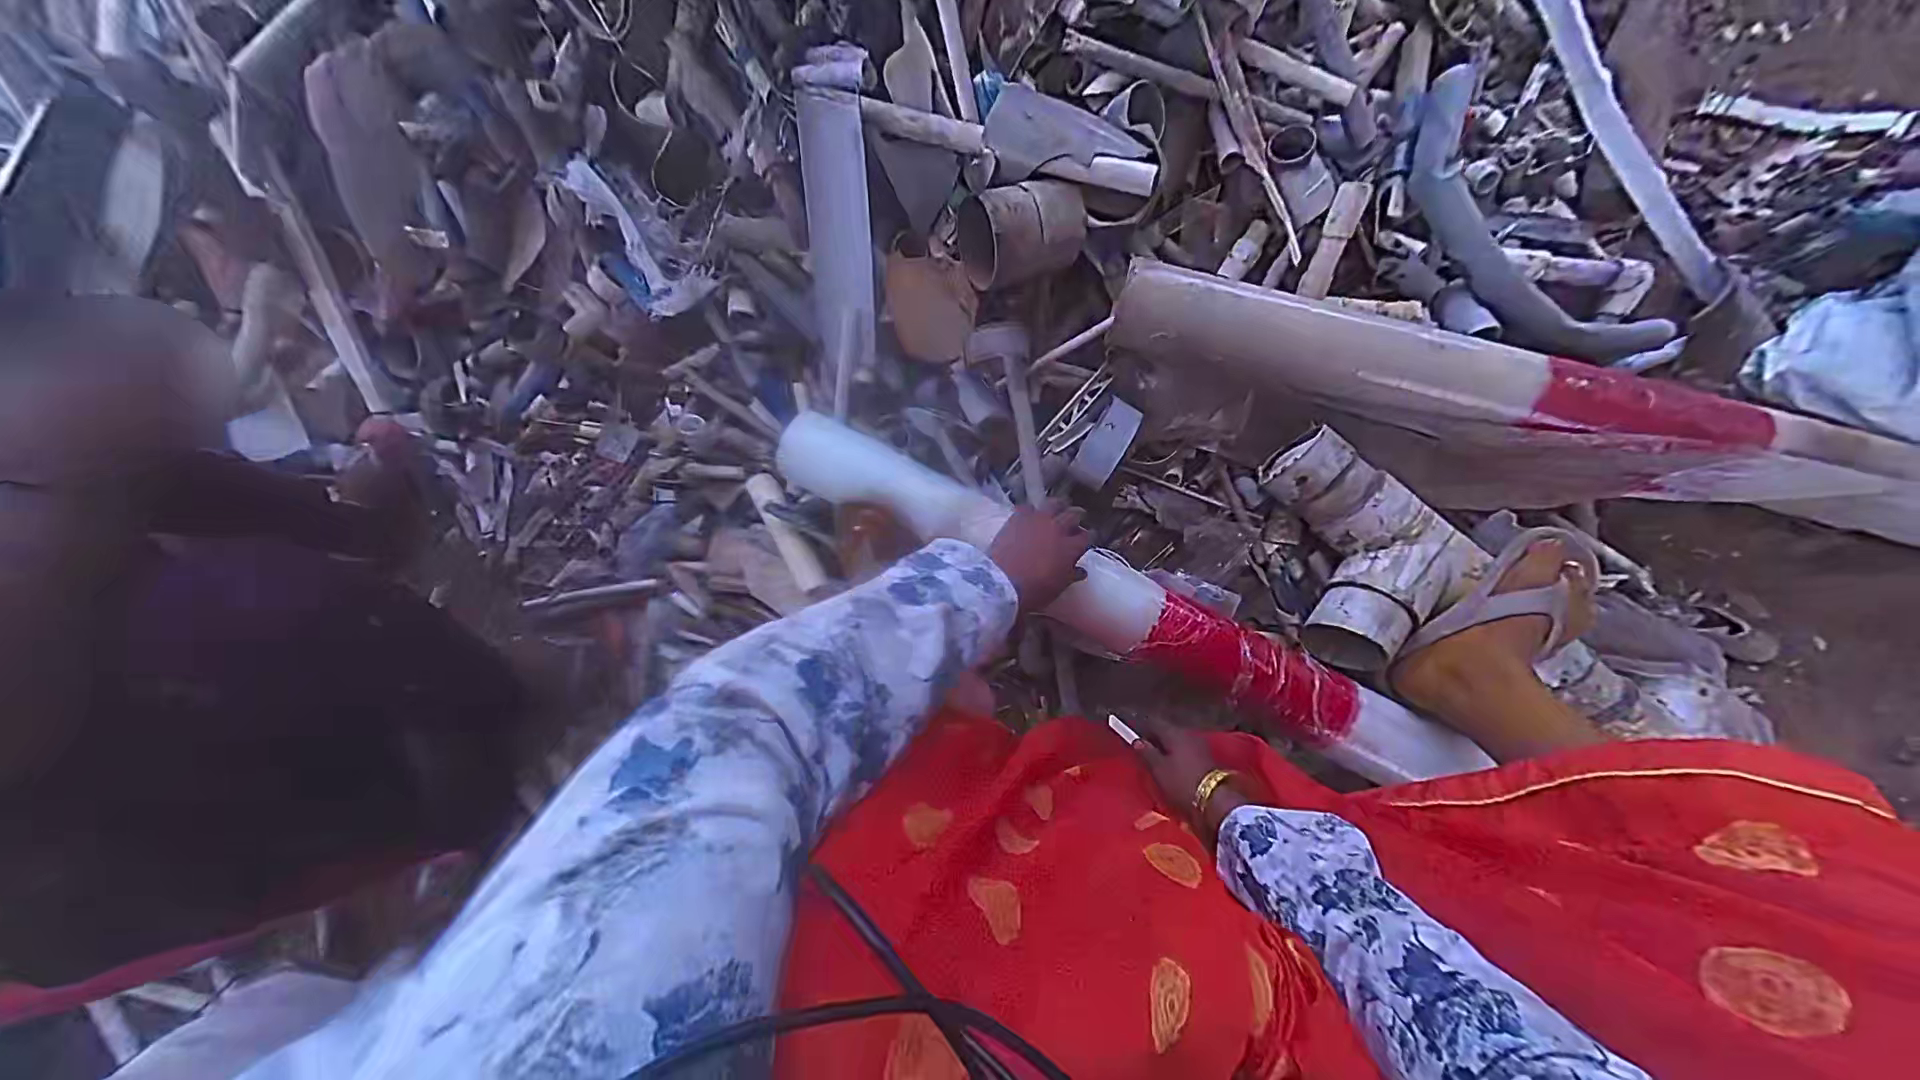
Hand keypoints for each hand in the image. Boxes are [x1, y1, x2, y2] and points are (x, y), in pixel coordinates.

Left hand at [987, 500, 1089, 610]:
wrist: (1003, 582)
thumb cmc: (1034, 591)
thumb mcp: (1058, 587)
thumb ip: (1071, 575)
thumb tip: (1080, 570)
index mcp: (1071, 547)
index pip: (1087, 536)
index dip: (1088, 537)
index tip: (1084, 539)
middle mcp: (1058, 528)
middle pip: (1074, 515)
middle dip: (1077, 517)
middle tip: (1074, 520)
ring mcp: (1038, 520)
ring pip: (1054, 504)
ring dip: (1058, 506)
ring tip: (1056, 510)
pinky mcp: (1018, 517)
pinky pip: (1028, 507)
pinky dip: (1030, 511)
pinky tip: (1028, 516)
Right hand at [1129, 715, 1245, 838]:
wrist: (1216, 804)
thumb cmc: (1182, 783)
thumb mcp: (1158, 769)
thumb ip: (1146, 752)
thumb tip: (1137, 741)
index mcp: (1175, 733)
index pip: (1153, 722)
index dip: (1140, 725)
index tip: (1129, 730)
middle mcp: (1188, 736)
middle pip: (1166, 732)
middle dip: (1153, 738)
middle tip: (1140, 746)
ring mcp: (1200, 748)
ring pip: (1176, 744)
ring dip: (1165, 749)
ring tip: (1153, 759)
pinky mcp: (1206, 762)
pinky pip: (1184, 754)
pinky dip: (1175, 757)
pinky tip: (1169, 767)